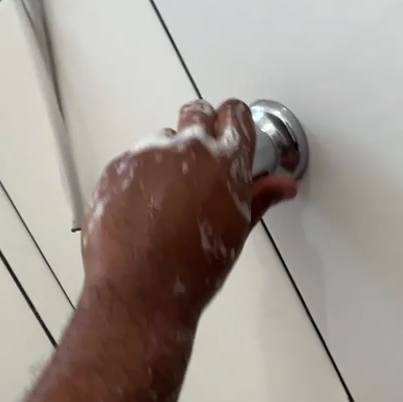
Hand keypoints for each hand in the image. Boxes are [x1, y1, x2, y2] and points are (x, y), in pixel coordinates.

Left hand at [81, 99, 298, 327]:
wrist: (140, 289)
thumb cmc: (194, 269)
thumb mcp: (236, 232)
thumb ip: (260, 198)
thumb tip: (284, 186)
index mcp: (226, 162)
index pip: (236, 115)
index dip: (236, 123)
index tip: (234, 133)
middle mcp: (188, 147)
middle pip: (198, 112)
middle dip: (203, 127)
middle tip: (204, 159)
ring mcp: (148, 154)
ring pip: (164, 138)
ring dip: (170, 157)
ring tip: (170, 197)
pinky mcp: (118, 167)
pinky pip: (135, 160)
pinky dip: (142, 177)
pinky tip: (146, 209)